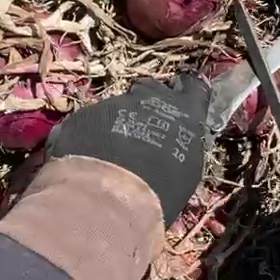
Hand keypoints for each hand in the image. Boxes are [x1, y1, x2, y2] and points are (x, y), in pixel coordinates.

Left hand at [45, 74, 210, 223]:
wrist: (115, 192)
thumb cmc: (164, 187)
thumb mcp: (187, 169)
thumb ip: (181, 146)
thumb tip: (172, 148)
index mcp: (185, 109)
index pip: (193, 87)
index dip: (186, 93)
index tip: (180, 102)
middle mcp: (152, 97)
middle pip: (150, 88)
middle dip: (146, 101)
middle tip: (141, 125)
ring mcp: (116, 102)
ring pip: (118, 104)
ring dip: (116, 120)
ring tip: (110, 150)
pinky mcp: (85, 114)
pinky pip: (90, 120)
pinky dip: (89, 134)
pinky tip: (87, 158)